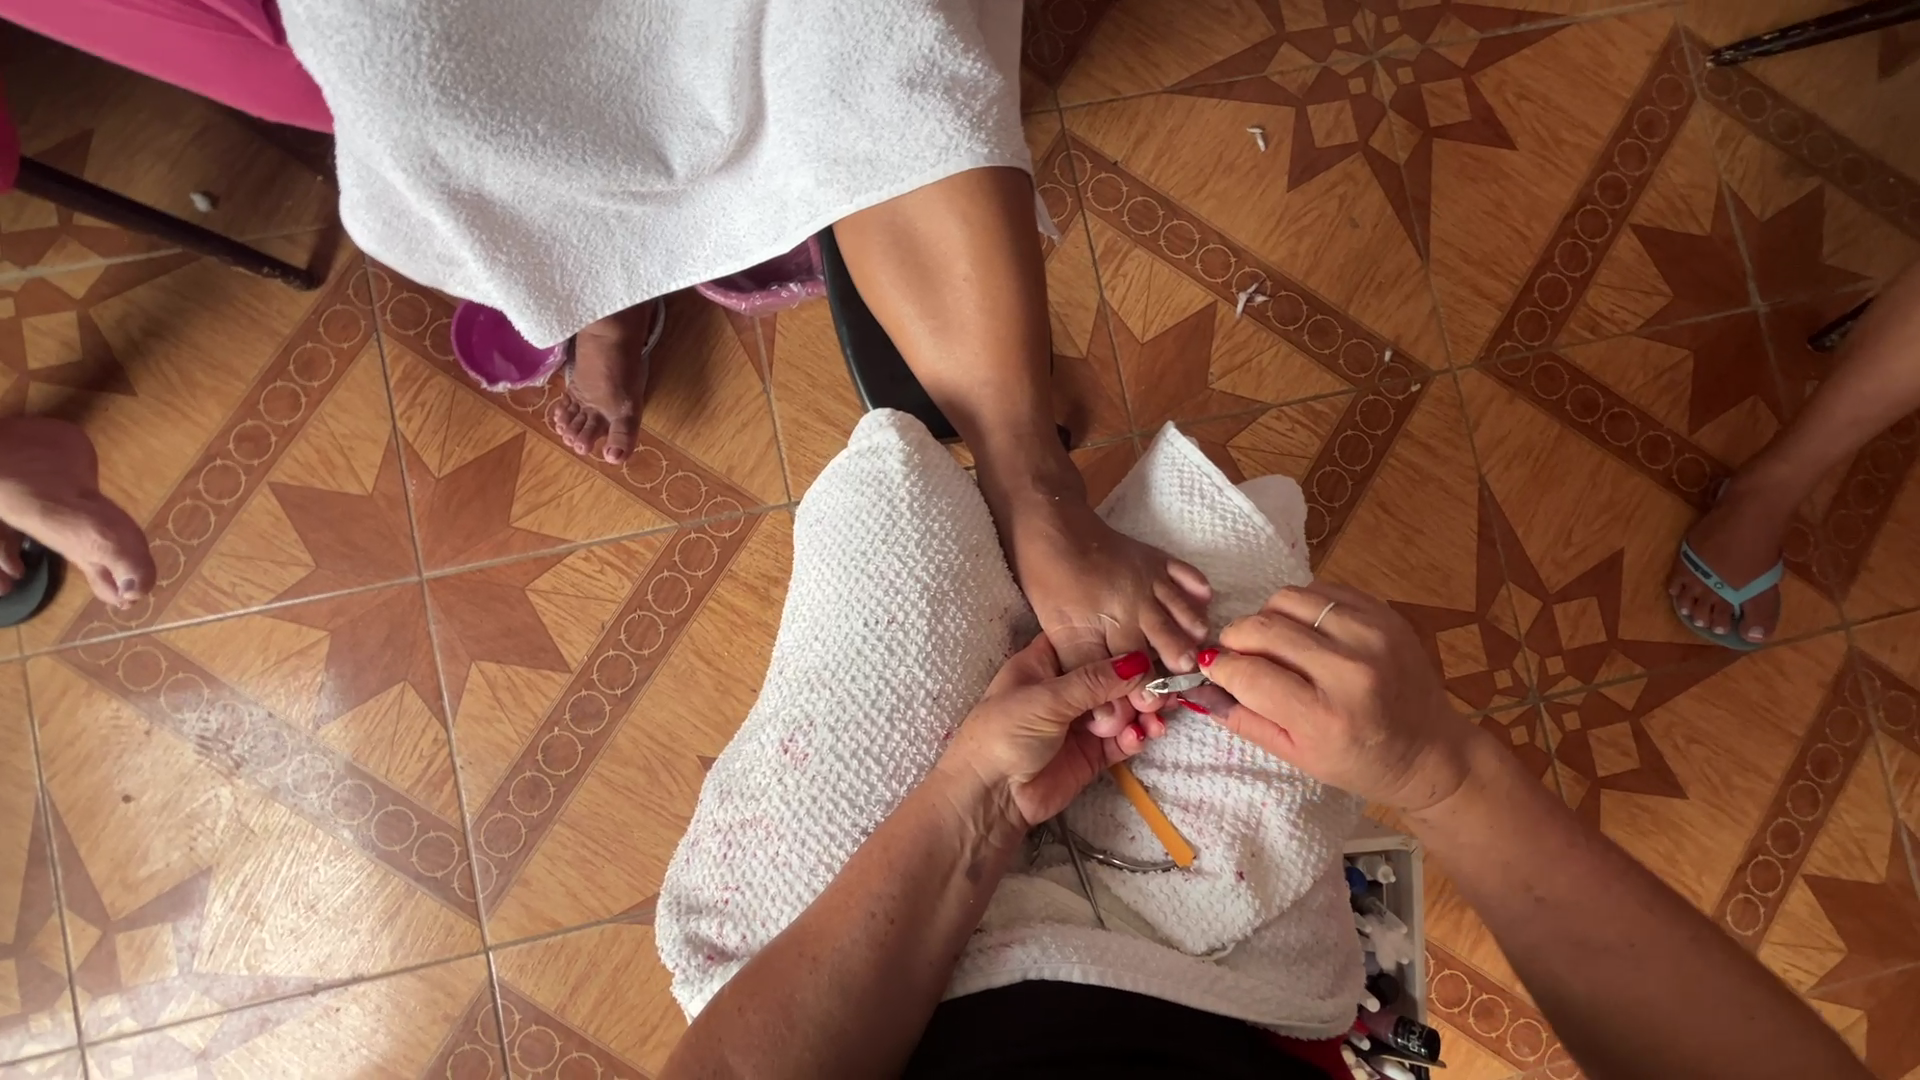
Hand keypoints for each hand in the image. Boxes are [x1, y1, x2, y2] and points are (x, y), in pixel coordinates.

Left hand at [937, 634, 1162, 830]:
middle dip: (1137, 683)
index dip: (1116, 643)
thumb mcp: (1047, 698)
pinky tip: (1141, 737)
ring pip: (1122, 709)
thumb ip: (1094, 680)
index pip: (1086, 642)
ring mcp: (1079, 722)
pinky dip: (1135, 737)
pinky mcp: (1091, 754)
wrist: (990, 797)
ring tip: (1156, 719)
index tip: (1149, 647)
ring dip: (1141, 712)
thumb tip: (1139, 661)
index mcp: (1043, 664)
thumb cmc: (1005, 733)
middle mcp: (1064, 689)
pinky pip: (1121, 740)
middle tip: (1162, 691)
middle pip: (1110, 677)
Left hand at [1001, 493, 1211, 736]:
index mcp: (1115, 625)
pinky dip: (1199, 591)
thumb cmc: (1050, 585)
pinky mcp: (1157, 558)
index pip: (1140, 670)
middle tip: (1182, 680)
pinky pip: (1189, 575)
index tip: (1152, 711)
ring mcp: (1153, 579)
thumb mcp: (1059, 632)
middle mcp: (1141, 604)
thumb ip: (1085, 672)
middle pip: (1173, 644)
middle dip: (1179, 668)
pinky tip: (1203, 603)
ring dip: (1195, 634)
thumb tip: (1111, 715)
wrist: (1051, 530)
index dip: (1148, 693)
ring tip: (1195, 649)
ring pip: (1189, 614)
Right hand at [1181, 583, 1483, 811]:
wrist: (1434, 753)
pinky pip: (1318, 590)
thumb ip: (1242, 718)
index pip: (1247, 673)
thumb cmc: (1359, 762)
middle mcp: (1351, 671)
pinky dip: (1299, 607)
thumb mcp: (1295, 756)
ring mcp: (1372, 635)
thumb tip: (1196, 686)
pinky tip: (1305, 632)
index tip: (1209, 667)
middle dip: (1234, 638)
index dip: (1218, 667)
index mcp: (1326, 717)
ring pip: (1285, 599)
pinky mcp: (1383, 614)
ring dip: (1266, 617)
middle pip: (1262, 627)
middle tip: (1235, 653)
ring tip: (1274, 642)